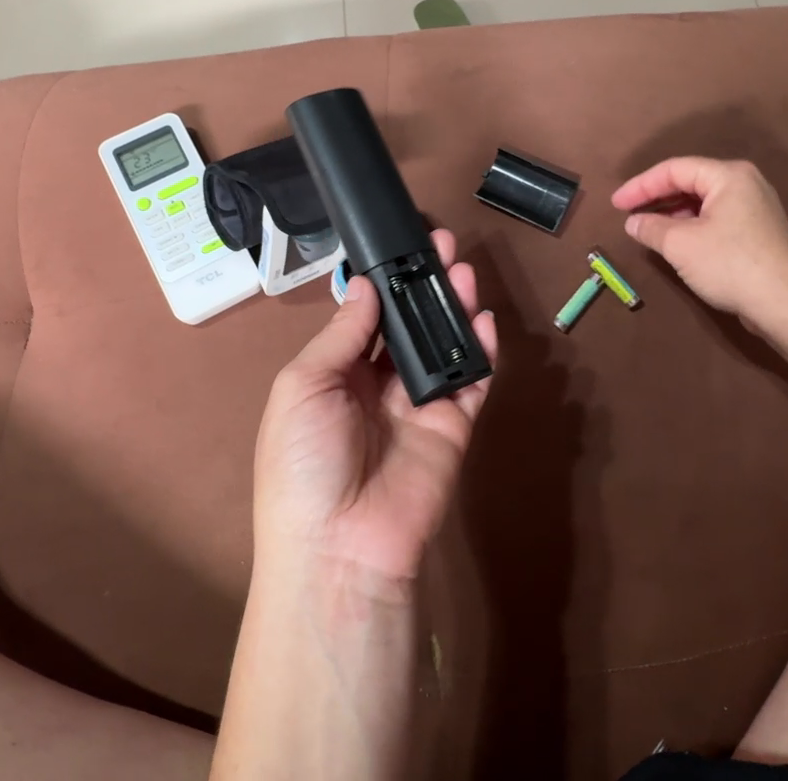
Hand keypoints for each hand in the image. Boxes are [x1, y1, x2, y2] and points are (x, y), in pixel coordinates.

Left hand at [255, 230, 498, 590]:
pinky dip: (482, 352)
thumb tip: (364, 286)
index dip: (384, 285)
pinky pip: (472, 383)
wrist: (340, 543)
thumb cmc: (304, 461)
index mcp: (334, 377)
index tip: (400, 247)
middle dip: (424, 287)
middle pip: (409, 328)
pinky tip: (484, 319)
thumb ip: (341, 334)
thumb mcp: (303, 388)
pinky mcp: (454, 428)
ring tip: (463, 269)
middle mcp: (378, 387)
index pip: (365, 320)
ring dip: (454, 308)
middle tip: (441, 245)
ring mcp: (419, 407)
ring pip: (443, 347)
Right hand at [612, 157, 787, 316]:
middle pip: (691, 182)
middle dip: (657, 198)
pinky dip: (692, 225)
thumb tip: (633, 222)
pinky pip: (717, 218)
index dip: (640, 186)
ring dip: (673, 214)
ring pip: (704, 202)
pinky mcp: (758, 231)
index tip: (615, 204)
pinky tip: (677, 242)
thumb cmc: (729, 264)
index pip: (674, 169)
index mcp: (728, 175)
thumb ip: (651, 228)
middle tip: (629, 214)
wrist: (784, 301)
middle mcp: (745, 183)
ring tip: (648, 229)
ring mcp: (755, 207)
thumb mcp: (680, 245)